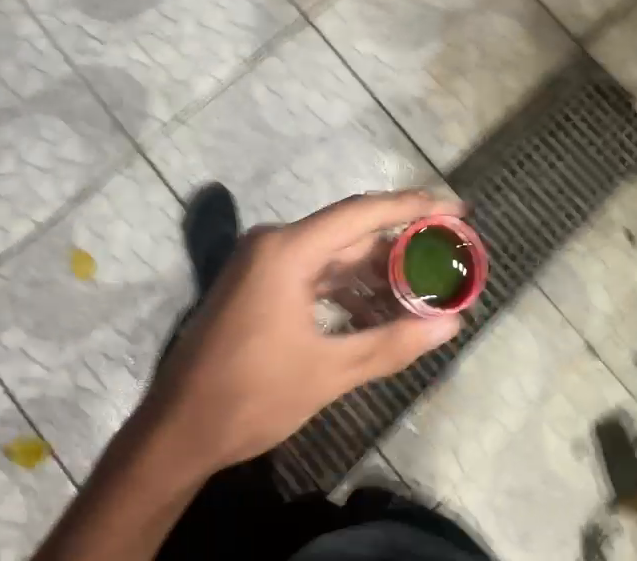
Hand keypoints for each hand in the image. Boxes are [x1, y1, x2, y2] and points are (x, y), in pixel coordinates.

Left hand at [144, 189, 466, 473]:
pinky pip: (314, 275)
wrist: (179, 429)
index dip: (413, 206)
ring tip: (426, 291)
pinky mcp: (258, 286)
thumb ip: (391, 343)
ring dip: (376, 274)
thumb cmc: (251, 396)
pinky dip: (347, 291)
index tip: (457, 208)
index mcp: (286, 250)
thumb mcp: (328, 372)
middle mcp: (274, 244)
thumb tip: (451, 324)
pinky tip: (381, 311)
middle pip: (349, 234)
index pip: (361, 213)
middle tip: (450, 255)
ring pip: (333, 257)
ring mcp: (263, 264)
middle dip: (400, 247)